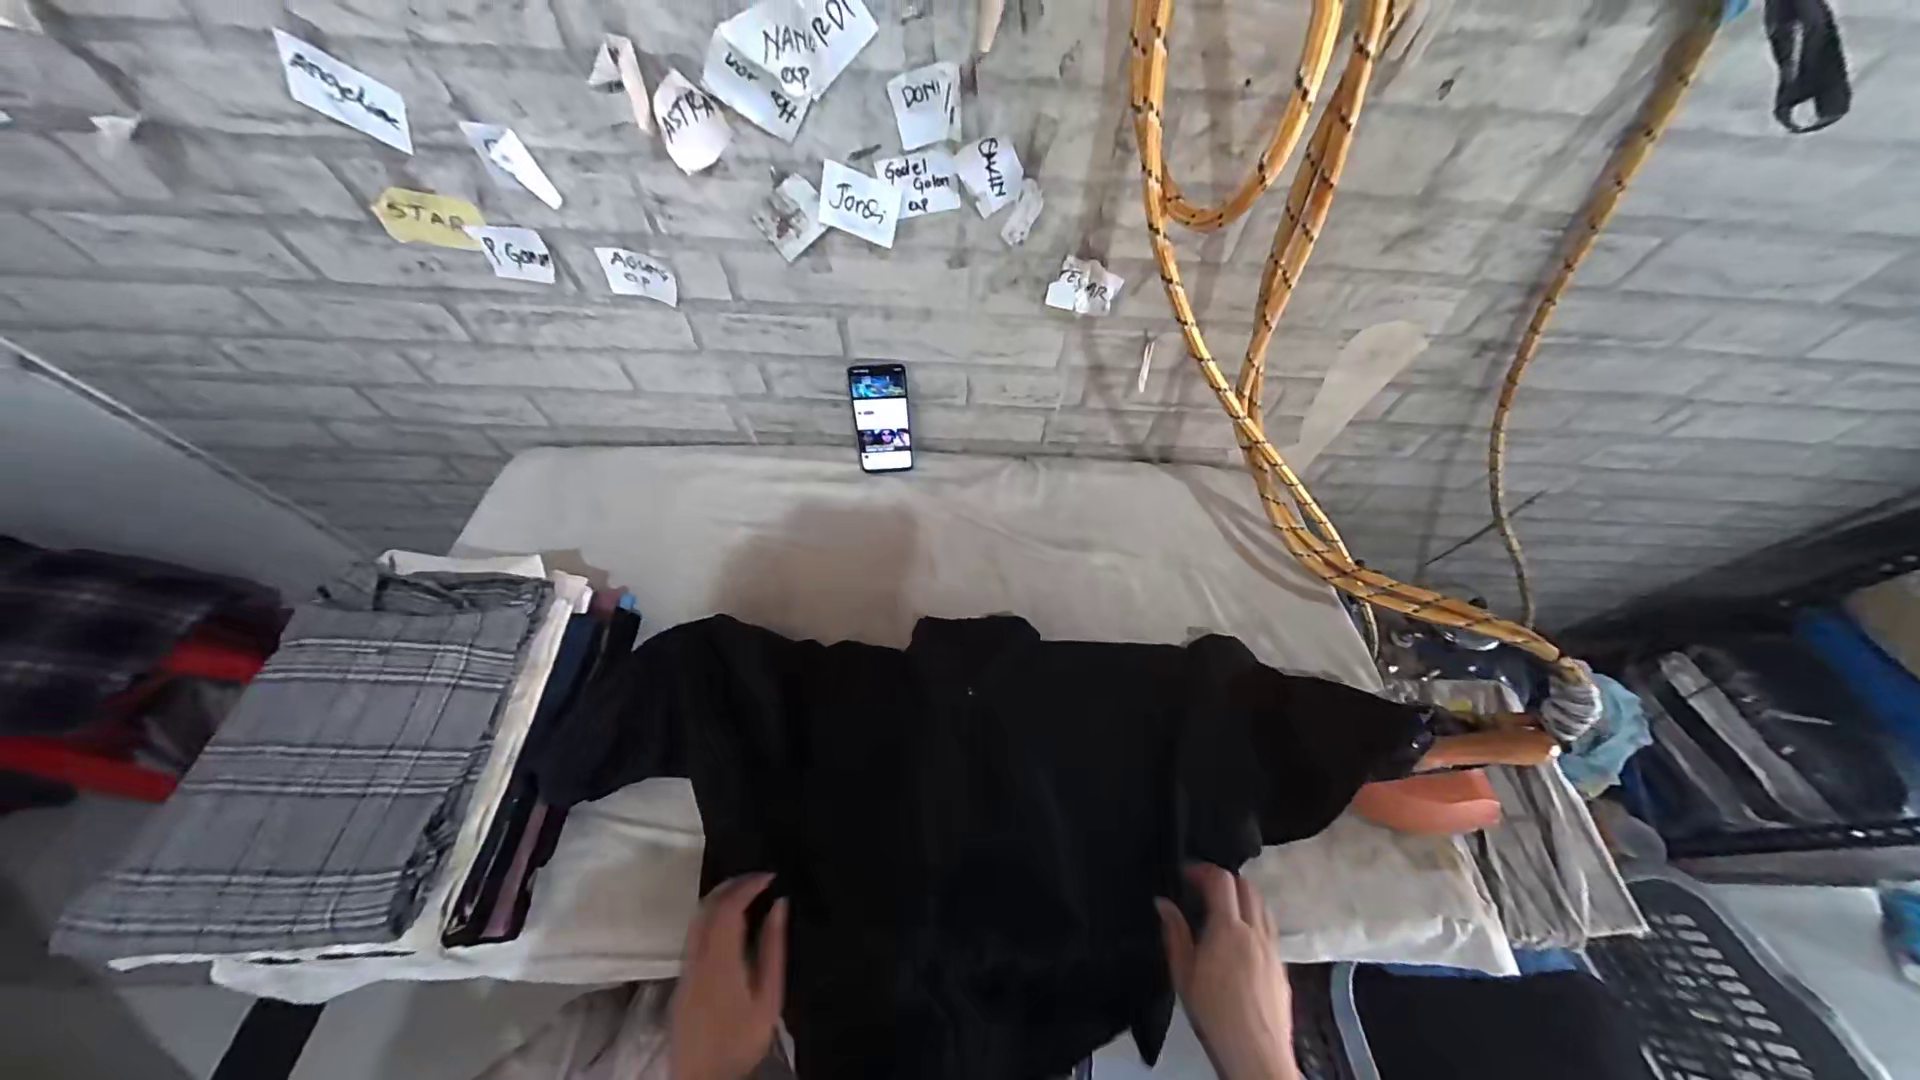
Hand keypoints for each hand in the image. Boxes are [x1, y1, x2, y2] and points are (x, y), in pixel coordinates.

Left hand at [670, 873, 788, 1079]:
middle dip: (732, 884)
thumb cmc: (740, 1043)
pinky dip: (712, 915)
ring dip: (720, 898)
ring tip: (748, 893)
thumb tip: (780, 906)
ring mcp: (685, 969)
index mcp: (719, 960)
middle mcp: (696, 958)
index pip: (728, 906)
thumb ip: (773, 948)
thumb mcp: (768, 998)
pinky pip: (695, 932)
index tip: (770, 876)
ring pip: (697, 918)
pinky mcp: (682, 980)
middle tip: (759, 878)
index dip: (748, 884)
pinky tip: (731, 922)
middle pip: (706, 906)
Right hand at [1156, 864, 1298, 1079]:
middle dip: (1224, 880)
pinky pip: (1270, 930)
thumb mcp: (1183, 974)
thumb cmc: (1214, 1014)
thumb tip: (1163, 903)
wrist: (1257, 1057)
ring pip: (1263, 906)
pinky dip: (1255, 921)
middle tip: (1203, 890)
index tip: (1186, 876)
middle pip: (1247, 886)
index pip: (1222, 880)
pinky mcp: (1283, 968)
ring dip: (1243, 898)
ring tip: (1223, 911)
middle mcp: (1255, 932)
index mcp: (1228, 928)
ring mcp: (1273, 950)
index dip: (1203, 870)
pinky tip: (1241, 941)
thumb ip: (1174, 933)